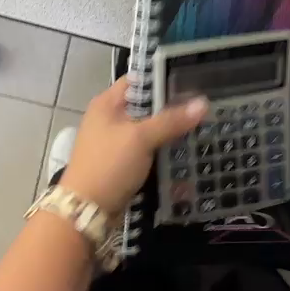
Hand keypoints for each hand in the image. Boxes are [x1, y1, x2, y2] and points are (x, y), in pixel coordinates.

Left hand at [60, 77, 205, 216]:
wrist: (87, 210)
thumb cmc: (109, 165)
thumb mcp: (141, 138)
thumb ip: (171, 120)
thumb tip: (203, 103)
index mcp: (107, 103)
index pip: (138, 80)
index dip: (162, 80)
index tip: (190, 84)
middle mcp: (109, 118)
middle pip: (144, 106)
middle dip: (169, 109)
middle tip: (199, 109)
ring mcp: (114, 141)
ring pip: (146, 129)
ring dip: (167, 131)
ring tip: (197, 129)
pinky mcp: (120, 162)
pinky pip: (145, 150)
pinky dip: (160, 150)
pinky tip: (181, 152)